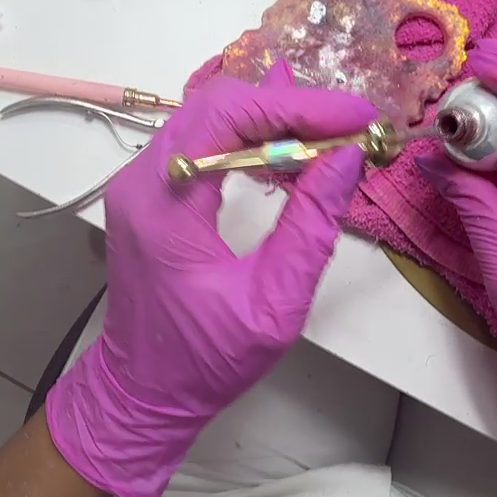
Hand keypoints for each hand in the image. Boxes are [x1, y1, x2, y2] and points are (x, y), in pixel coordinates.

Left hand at [43, 72, 377, 496]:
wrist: (142, 392)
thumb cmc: (205, 360)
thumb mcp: (273, 304)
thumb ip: (310, 227)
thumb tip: (347, 157)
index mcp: (163, 204)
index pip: (227, 116)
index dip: (296, 106)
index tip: (356, 116)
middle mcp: (141, 178)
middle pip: (216, 105)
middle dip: (289, 106)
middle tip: (350, 125)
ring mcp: (139, 181)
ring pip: (209, 115)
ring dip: (272, 117)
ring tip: (330, 130)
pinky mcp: (150, 190)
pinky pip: (202, 140)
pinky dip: (248, 134)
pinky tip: (286, 134)